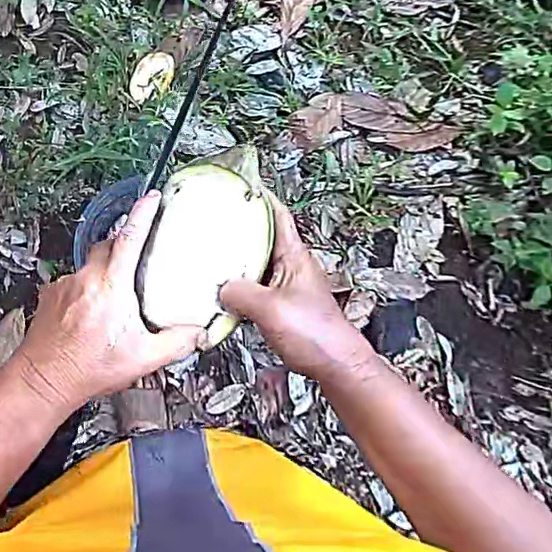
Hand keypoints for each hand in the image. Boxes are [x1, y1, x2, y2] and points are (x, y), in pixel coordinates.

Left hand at [8, 192, 207, 412]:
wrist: (43, 381)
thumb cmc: (86, 370)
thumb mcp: (142, 359)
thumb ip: (176, 343)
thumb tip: (199, 333)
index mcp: (111, 288)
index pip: (129, 238)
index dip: (143, 214)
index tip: (152, 197)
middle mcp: (86, 279)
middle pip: (109, 244)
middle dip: (124, 245)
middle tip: (137, 259)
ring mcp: (66, 284)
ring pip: (91, 263)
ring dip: (104, 271)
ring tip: (113, 297)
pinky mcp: (52, 293)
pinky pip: (75, 279)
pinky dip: (86, 287)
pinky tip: (91, 311)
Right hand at [219, 194, 376, 383]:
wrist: (337, 366)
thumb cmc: (316, 334)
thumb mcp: (270, 308)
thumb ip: (240, 293)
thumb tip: (221, 288)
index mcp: (294, 256)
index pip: (278, 215)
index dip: (261, 198)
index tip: (244, 185)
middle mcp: (293, 266)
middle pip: (264, 238)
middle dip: (242, 228)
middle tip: (217, 221)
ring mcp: (289, 286)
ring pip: (259, 264)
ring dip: (240, 260)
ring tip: (214, 255)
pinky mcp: (285, 305)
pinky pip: (258, 286)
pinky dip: (242, 285)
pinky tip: (227, 293)